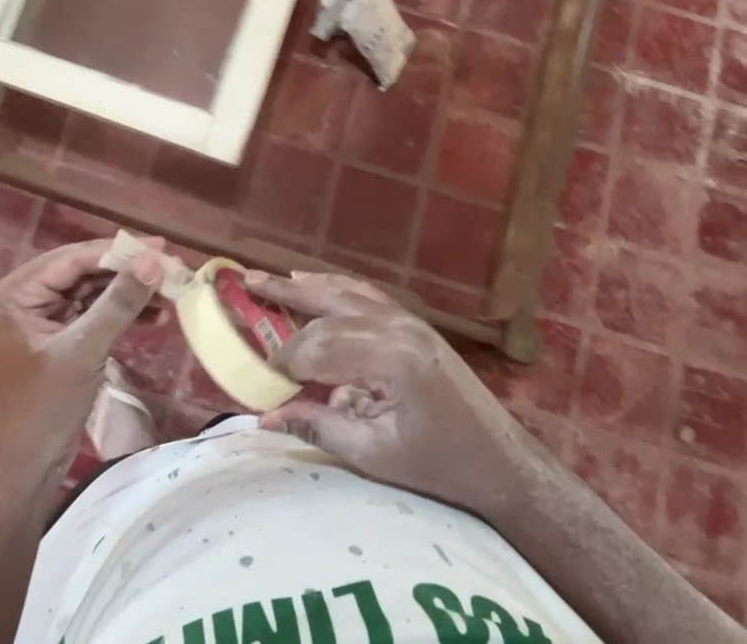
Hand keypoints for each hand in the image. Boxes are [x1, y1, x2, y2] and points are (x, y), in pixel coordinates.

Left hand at [0, 238, 165, 479]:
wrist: (19, 472)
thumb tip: (154, 261)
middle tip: (171, 269)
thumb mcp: (83, 351)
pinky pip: (89, 316)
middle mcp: (22, 299)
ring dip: (126, 294)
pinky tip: (153, 318)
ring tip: (170, 294)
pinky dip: (118, 316)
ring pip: (89, 293)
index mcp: (14, 294)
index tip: (162, 248)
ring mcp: (37, 321)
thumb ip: (118, 303)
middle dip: (126, 272)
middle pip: (82, 272)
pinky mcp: (53, 342)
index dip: (118, 252)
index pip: (72, 258)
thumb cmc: (41, 408)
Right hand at [246, 272, 543, 513]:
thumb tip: (263, 420)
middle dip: (285, 303)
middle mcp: (399, 329)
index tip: (263, 379)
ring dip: (308, 288)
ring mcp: (410, 322)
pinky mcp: (416, 324)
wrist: (501, 461)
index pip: (320, 348)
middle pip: (329, 308)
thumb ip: (317, 427)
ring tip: (270, 280)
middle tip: (245, 288)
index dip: (285, 361)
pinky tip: (316, 284)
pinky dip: (337, 289)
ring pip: (348, 294)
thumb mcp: (374, 455)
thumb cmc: (440, 466)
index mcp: (392, 361)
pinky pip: (368, 297)